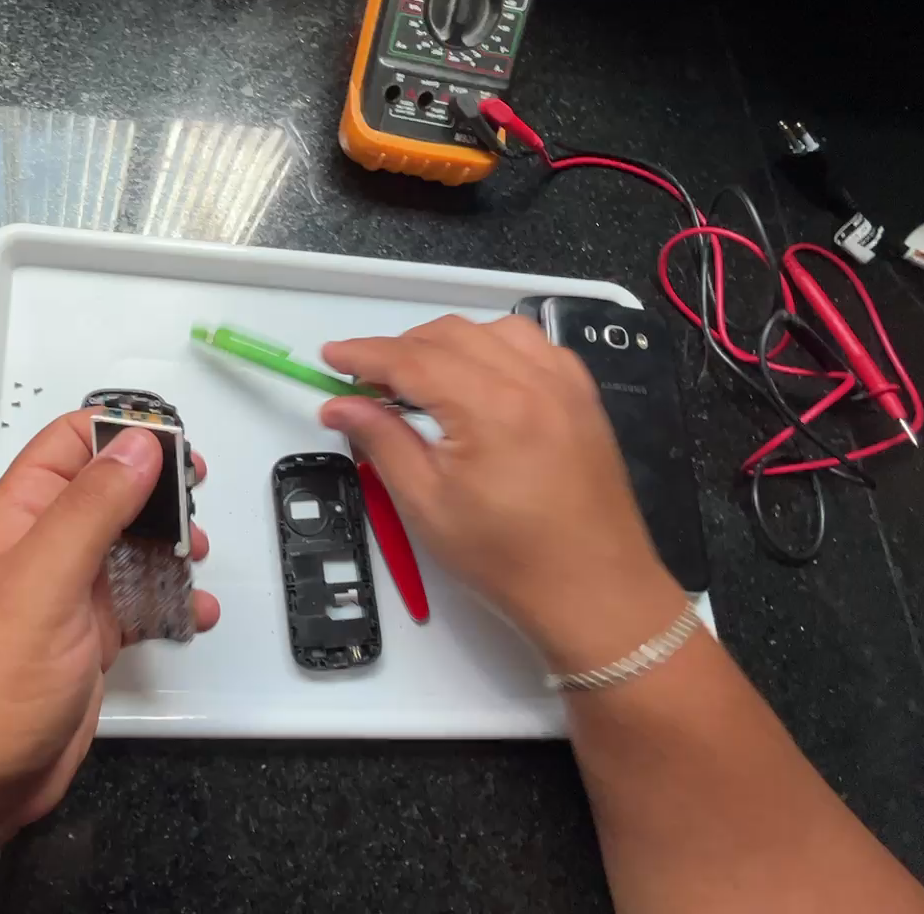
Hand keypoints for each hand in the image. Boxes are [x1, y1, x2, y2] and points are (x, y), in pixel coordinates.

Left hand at [0, 411, 218, 864]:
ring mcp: (68, 590)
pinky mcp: (89, 634)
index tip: (173, 443)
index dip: (121, 431)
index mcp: (20, 515)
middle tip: (194, 503)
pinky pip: (141, 600)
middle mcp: (44, 544)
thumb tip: (138, 443)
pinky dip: (172, 600)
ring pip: (131, 542)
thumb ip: (91, 508)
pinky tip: (194, 613)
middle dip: (158, 490)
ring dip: (171, 544)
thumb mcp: (41, 584)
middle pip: (110, 488)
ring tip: (195, 558)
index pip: (70, 442)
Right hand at [319, 315, 683, 671]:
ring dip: (445, 342)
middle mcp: (532, 382)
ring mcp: (564, 386)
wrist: (593, 592)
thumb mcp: (425, 504)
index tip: (329, 357)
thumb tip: (338, 405)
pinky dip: (493, 347)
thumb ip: (379, 441)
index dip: (363, 354)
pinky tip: (476, 377)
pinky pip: (533, 345)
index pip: (411, 360)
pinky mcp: (582, 398)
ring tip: (419, 378)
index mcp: (491, 409)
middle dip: (397, 349)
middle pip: (448, 335)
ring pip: (492, 329)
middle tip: (366, 384)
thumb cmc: (506, 558)